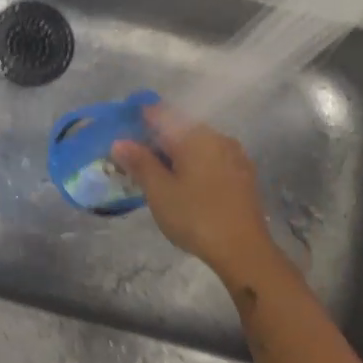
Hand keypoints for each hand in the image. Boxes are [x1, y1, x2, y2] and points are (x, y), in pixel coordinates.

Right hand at [111, 105, 280, 280]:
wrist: (242, 249)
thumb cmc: (195, 216)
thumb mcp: (159, 190)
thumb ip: (139, 162)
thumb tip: (120, 141)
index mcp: (196, 137)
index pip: (162, 114)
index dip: (140, 116)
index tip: (121, 126)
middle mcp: (218, 139)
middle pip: (181, 128)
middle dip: (156, 137)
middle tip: (132, 155)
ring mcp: (234, 157)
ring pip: (196, 144)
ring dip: (173, 151)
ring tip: (154, 171)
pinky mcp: (241, 175)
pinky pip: (209, 157)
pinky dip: (191, 162)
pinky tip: (180, 180)